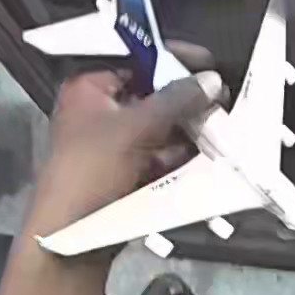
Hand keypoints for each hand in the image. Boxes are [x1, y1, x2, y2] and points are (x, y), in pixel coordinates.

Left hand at [24, 68, 223, 245]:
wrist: (74, 235)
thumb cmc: (91, 170)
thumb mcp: (135, 127)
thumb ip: (177, 100)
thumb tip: (212, 81)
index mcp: (90, 89)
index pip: (138, 61)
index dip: (173, 59)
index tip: (207, 62)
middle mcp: (102, 113)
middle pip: (154, 96)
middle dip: (187, 101)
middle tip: (220, 100)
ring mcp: (116, 145)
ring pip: (161, 129)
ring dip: (189, 129)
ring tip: (220, 127)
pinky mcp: (128, 173)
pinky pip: (161, 156)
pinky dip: (182, 155)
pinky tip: (206, 153)